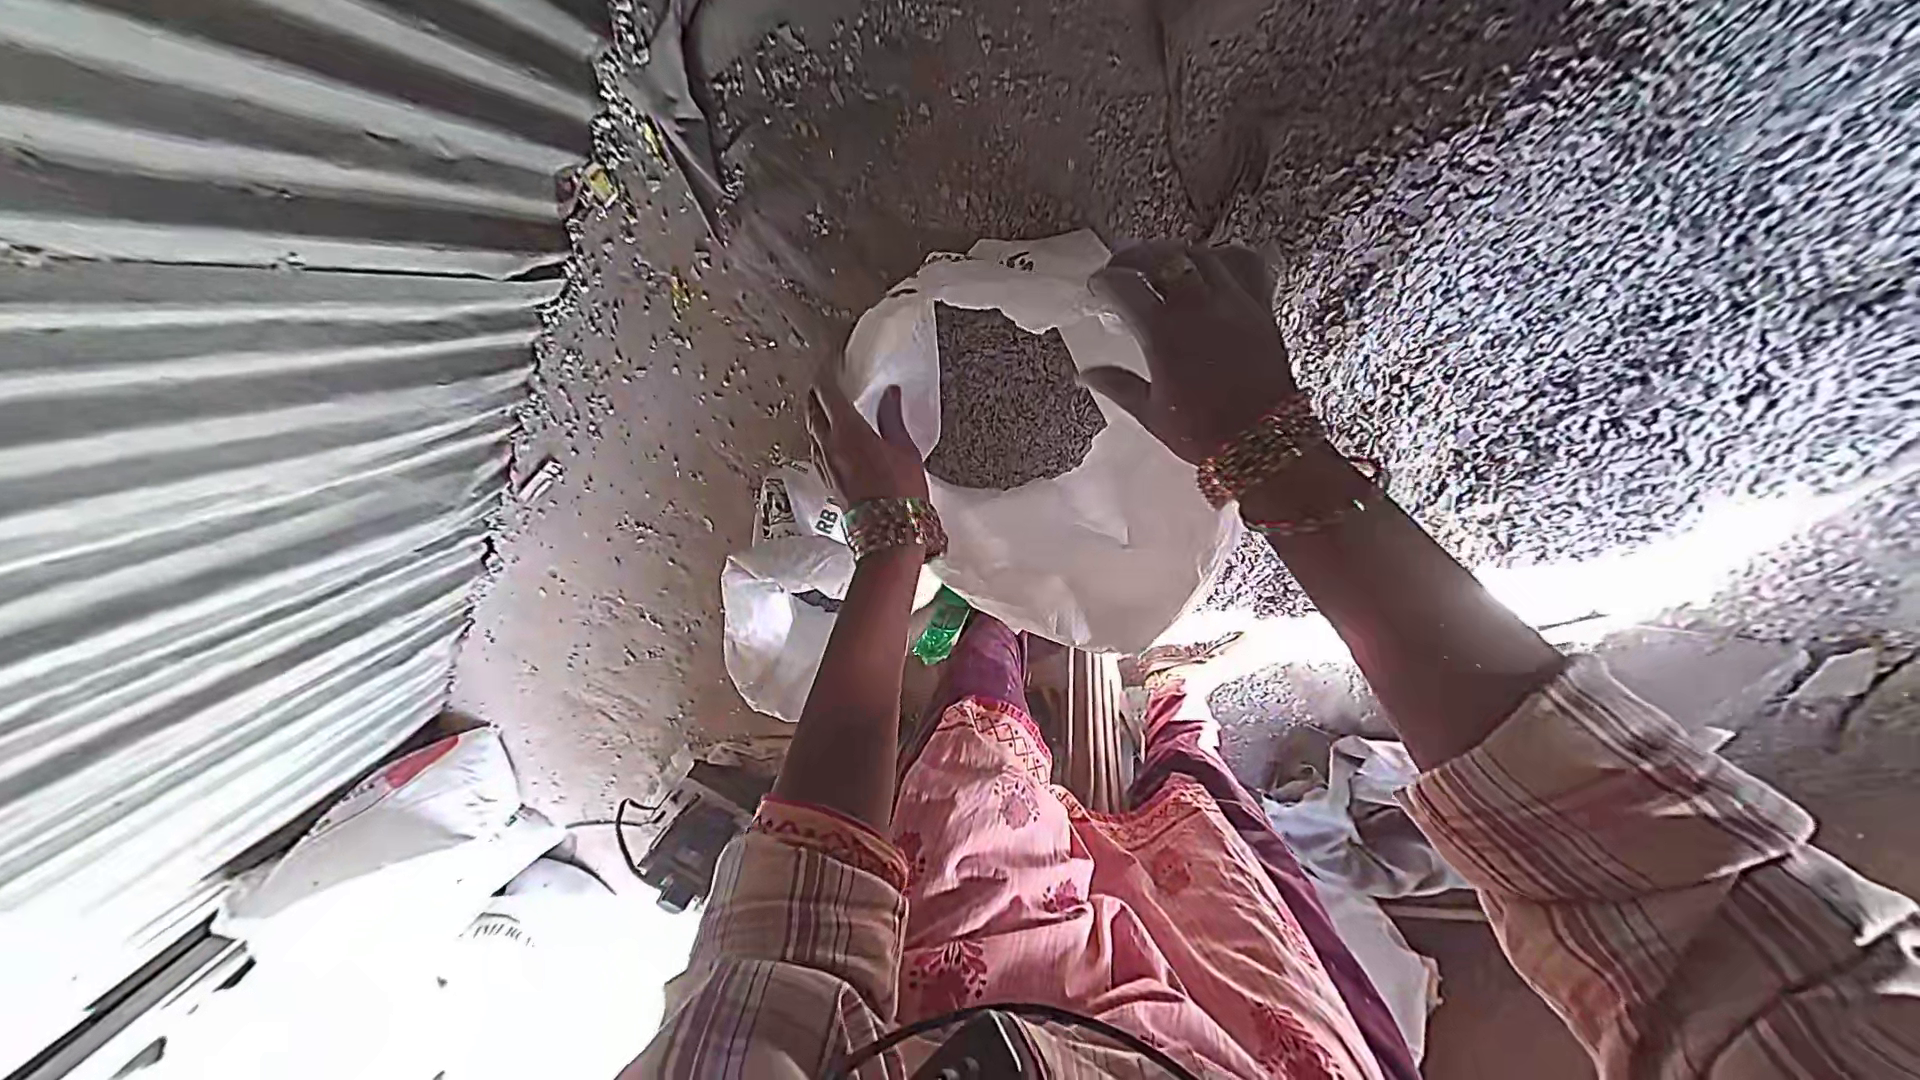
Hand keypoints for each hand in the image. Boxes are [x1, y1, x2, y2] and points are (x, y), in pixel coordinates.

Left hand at [806, 371, 928, 504]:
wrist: (889, 532)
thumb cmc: (900, 492)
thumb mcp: (905, 449)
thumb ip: (892, 417)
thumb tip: (890, 395)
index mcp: (848, 430)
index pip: (827, 392)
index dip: (827, 375)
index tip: (831, 365)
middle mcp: (829, 445)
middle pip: (812, 409)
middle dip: (816, 393)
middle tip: (824, 384)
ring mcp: (825, 465)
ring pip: (811, 430)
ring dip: (815, 415)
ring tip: (825, 409)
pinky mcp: (827, 481)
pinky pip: (816, 451)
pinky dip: (819, 437)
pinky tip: (829, 440)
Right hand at [1081, 241, 1296, 463]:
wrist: (1261, 440)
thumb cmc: (1204, 431)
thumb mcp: (1150, 412)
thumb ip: (1117, 385)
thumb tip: (1087, 375)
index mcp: (1165, 334)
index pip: (1127, 287)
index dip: (1106, 281)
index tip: (1098, 285)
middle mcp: (1199, 308)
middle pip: (1162, 258)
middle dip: (1135, 256)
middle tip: (1121, 265)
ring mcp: (1234, 302)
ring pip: (1201, 254)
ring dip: (1174, 252)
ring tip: (1160, 262)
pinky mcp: (1261, 307)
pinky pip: (1244, 263)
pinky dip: (1223, 257)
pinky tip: (1211, 265)